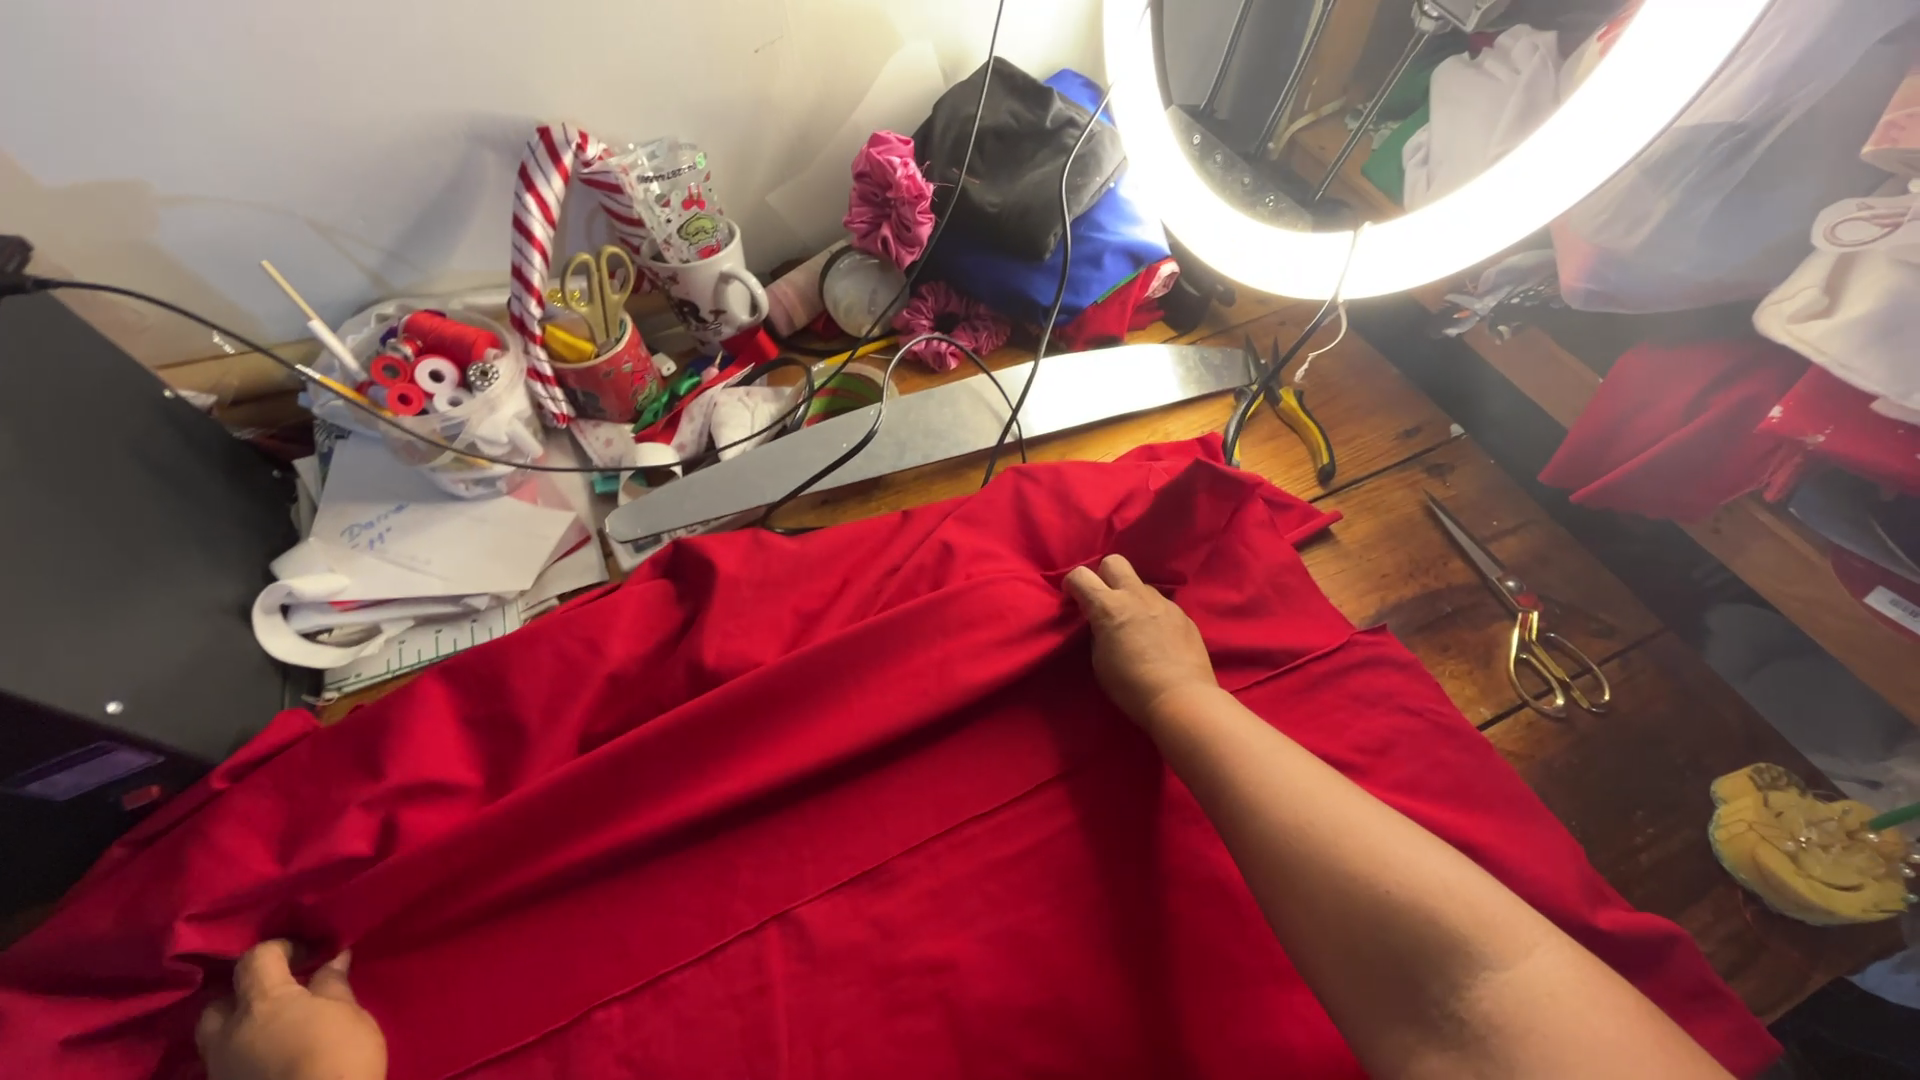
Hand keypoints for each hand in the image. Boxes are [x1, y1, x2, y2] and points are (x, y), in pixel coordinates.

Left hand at [197, 940, 386, 1079]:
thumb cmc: (339, 1054)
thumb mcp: (349, 1013)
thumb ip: (333, 985)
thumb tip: (333, 961)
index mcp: (262, 1003)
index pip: (256, 959)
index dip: (282, 948)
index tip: (310, 952)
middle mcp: (229, 1033)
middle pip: (219, 1002)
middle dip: (246, 992)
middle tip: (282, 992)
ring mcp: (220, 1069)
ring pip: (215, 1037)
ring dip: (240, 1025)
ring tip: (276, 1026)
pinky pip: (225, 1063)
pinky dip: (244, 1051)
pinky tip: (271, 1054)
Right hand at [1063, 554, 1221, 727]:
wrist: (1181, 699)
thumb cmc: (1131, 686)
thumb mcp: (1099, 661)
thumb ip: (1097, 633)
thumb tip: (1101, 624)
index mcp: (1109, 607)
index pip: (1081, 575)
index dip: (1072, 585)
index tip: (1073, 600)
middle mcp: (1136, 596)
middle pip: (1114, 562)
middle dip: (1103, 576)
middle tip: (1103, 601)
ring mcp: (1163, 603)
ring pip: (1140, 584)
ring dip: (1131, 597)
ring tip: (1134, 624)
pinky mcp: (1183, 614)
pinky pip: (1160, 604)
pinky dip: (1152, 613)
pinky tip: (1157, 638)